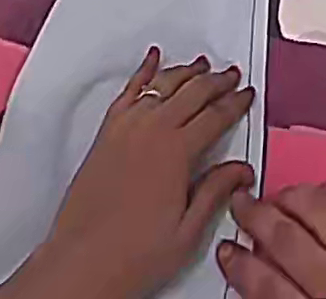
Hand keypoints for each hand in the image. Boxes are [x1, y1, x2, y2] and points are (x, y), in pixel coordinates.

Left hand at [0, 48, 256, 298]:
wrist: (79, 267)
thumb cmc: (130, 257)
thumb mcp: (186, 234)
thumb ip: (216, 192)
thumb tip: (241, 169)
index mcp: (177, 152)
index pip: (216, 116)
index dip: (235, 103)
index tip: (246, 95)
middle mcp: (153, 130)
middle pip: (194, 92)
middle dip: (218, 81)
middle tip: (232, 76)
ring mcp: (128, 126)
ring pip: (165, 83)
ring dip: (187, 71)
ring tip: (202, 65)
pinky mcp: (108, 130)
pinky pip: (130, 89)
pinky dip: (144, 70)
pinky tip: (152, 58)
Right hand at [217, 182, 325, 298]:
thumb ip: (281, 298)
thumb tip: (254, 273)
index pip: (269, 288)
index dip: (242, 266)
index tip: (227, 250)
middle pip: (289, 238)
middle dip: (258, 217)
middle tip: (241, 205)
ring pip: (319, 208)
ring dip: (290, 197)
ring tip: (275, 197)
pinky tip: (318, 191)